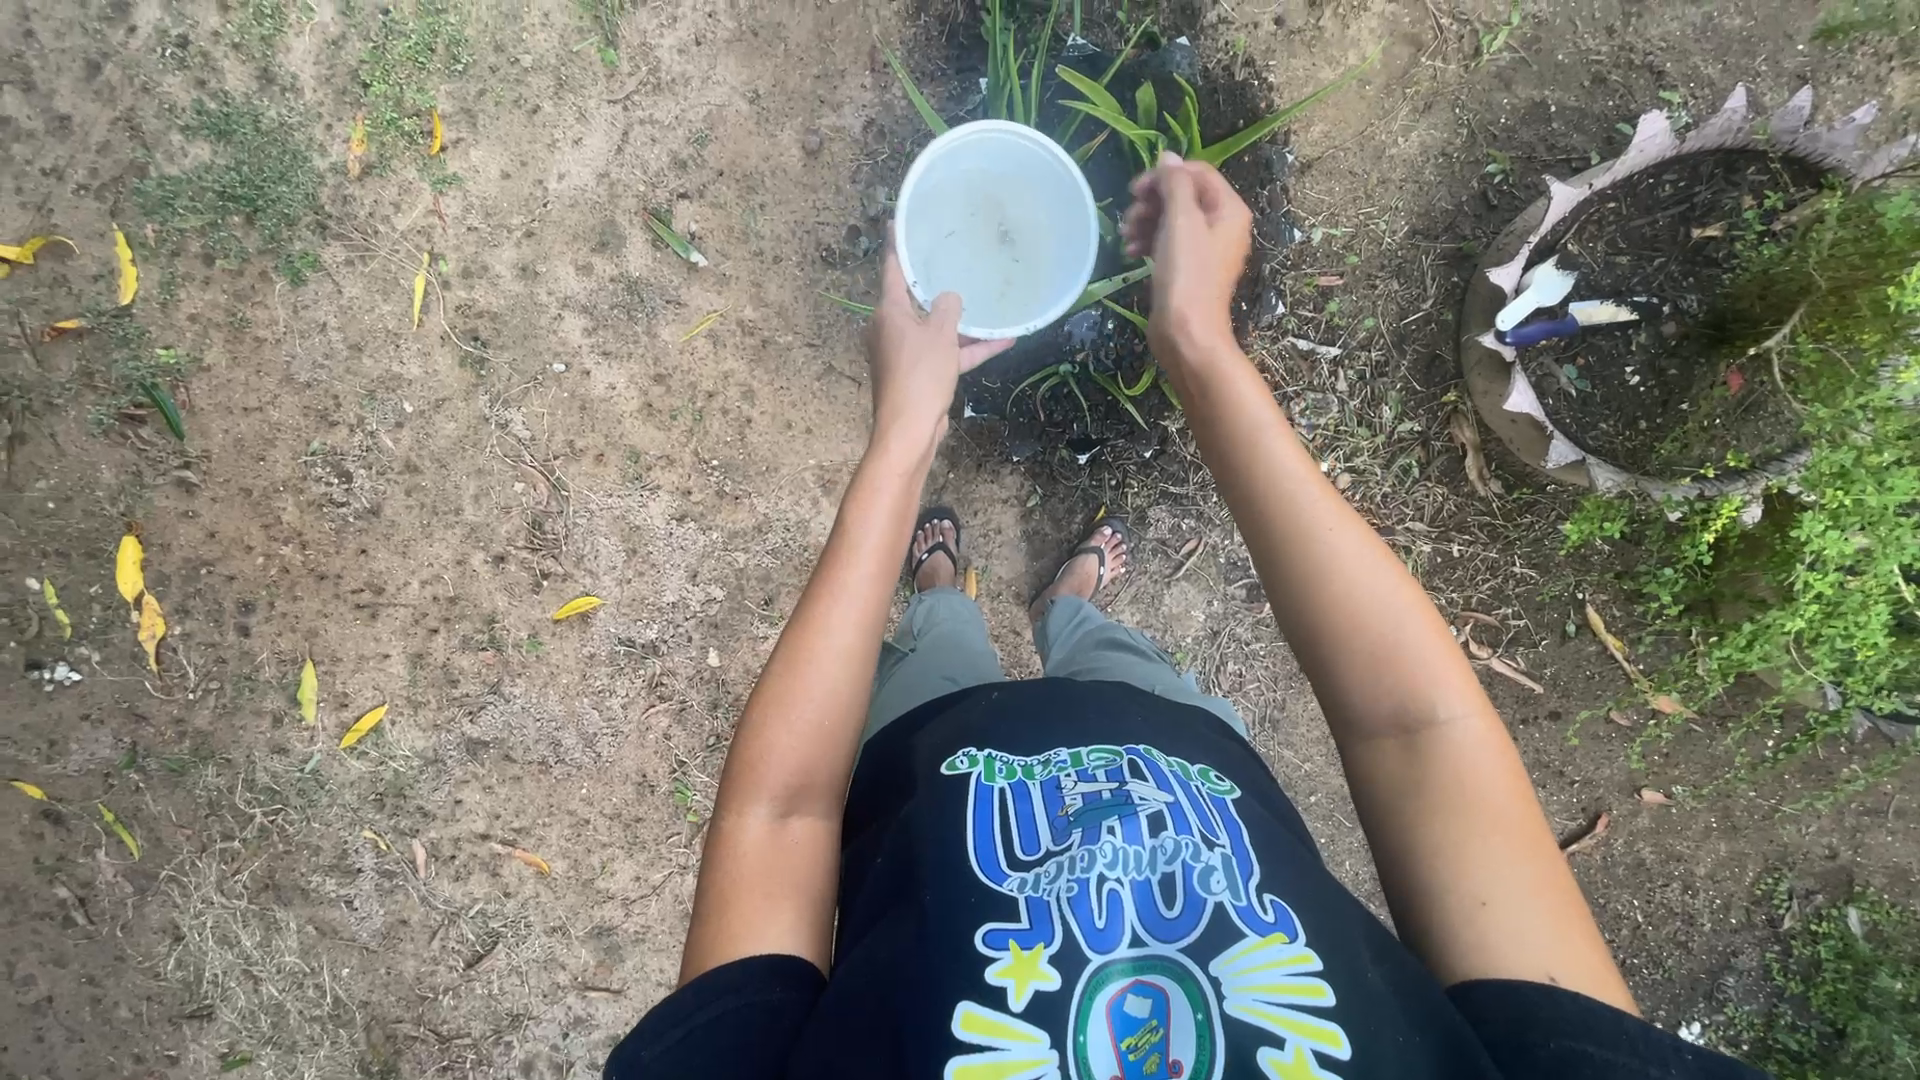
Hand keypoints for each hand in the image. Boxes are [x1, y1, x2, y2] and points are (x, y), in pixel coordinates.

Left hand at [865, 231, 1014, 452]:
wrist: (910, 429)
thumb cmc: (920, 376)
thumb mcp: (940, 335)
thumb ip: (949, 308)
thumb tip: (950, 298)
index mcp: (889, 312)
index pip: (893, 269)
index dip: (897, 245)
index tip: (896, 222)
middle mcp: (892, 330)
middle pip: (916, 301)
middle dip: (938, 286)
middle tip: (954, 259)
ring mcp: (906, 354)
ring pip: (936, 330)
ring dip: (963, 324)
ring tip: (991, 303)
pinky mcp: (920, 376)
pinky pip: (947, 355)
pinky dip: (969, 350)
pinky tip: (1004, 340)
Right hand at [1120, 152, 1252, 364]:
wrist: (1186, 333)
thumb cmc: (1186, 276)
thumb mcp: (1181, 221)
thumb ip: (1175, 184)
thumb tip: (1168, 157)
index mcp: (1228, 210)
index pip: (1197, 173)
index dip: (1165, 175)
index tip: (1135, 190)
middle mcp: (1221, 226)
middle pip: (1182, 196)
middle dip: (1152, 202)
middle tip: (1129, 217)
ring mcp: (1204, 250)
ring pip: (1171, 221)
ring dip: (1145, 222)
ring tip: (1126, 238)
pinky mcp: (1186, 270)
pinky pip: (1167, 244)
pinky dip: (1148, 243)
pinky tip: (1130, 253)